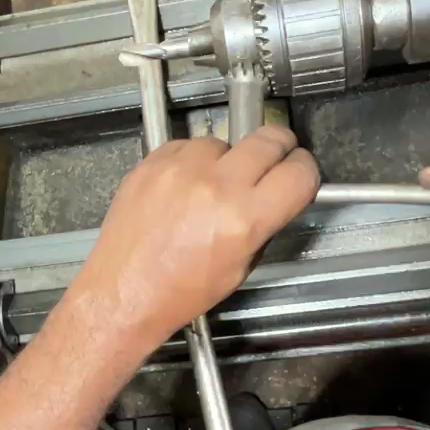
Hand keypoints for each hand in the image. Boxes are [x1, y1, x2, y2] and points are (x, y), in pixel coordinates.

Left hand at [66, 126, 318, 351]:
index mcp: (245, 218)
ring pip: (225, 140)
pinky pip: (188, 145)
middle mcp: (215, 185)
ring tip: (212, 188)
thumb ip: (265, 223)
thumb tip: (278, 193)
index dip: (305, 172)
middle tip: (272, 164)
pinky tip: (185, 188)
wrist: (124, 291)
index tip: (299, 173)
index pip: (299, 172)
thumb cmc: (181, 291)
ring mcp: (181, 168)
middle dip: (279, 149)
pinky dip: (193, 162)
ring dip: (228, 158)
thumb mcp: (241, 267)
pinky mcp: (153, 161)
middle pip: (269, 138)